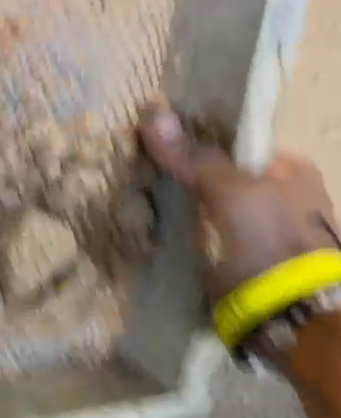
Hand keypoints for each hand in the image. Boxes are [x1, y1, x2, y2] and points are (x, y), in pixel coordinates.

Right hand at [138, 104, 336, 300]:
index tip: (146, 144)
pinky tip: (145, 224)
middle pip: (213, 173)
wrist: (285, 304)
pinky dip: (170, 224)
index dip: (190, 142)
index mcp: (290, 172)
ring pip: (200, 201)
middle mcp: (276, 195)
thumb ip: (194, 157)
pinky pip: (193, 228)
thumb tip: (153, 113)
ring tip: (127, 196)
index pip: (230, 146)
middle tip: (129, 171)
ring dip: (168, 199)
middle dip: (175, 172)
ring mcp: (254, 227)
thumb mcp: (232, 190)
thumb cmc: (268, 237)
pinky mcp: (231, 253)